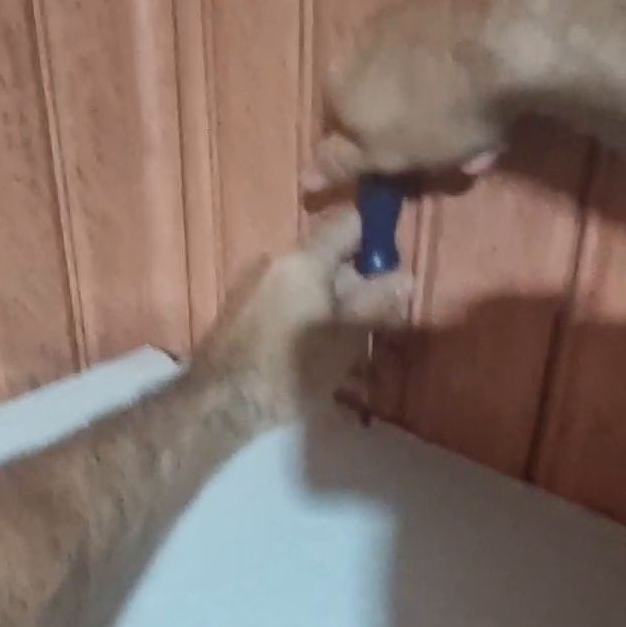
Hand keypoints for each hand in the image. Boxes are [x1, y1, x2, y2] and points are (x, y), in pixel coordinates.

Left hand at [193, 209, 413, 419]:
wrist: (220, 404)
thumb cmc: (290, 368)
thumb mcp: (346, 337)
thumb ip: (377, 303)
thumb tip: (405, 277)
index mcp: (302, 257)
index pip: (350, 222)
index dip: (378, 240)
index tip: (391, 276)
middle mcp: (272, 260)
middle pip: (326, 260)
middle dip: (354, 287)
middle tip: (375, 325)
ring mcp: (250, 287)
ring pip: (305, 288)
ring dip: (330, 310)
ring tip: (347, 352)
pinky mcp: (238, 315)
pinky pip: (283, 306)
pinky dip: (304, 323)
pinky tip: (314, 359)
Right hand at [303, 0, 613, 190]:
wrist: (515, 32)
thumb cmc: (436, 110)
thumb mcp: (382, 155)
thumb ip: (341, 164)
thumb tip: (305, 177)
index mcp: (339, 81)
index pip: (339, 127)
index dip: (370, 156)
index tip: (400, 177)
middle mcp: (366, 40)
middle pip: (385, 102)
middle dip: (417, 138)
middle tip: (452, 167)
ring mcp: (413, 13)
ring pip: (424, 82)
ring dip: (449, 117)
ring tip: (486, 144)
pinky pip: (458, 56)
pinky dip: (472, 84)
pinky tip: (502, 105)